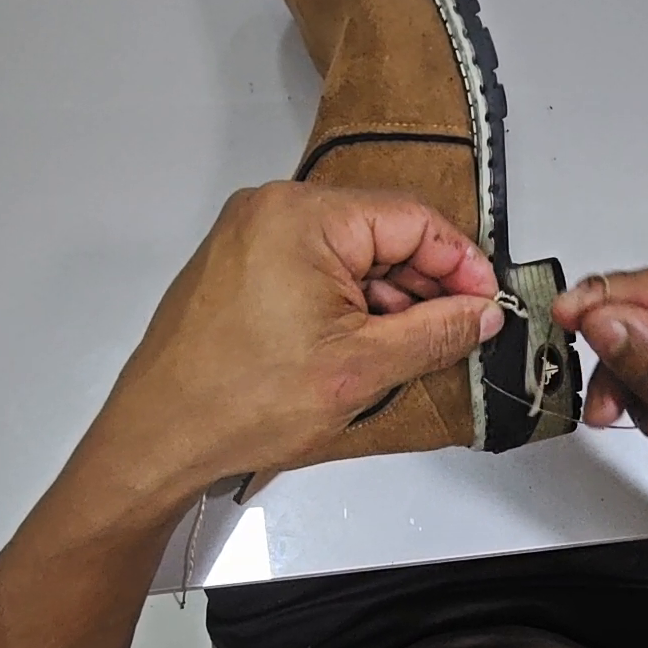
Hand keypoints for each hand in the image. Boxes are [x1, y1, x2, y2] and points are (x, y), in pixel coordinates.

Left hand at [99, 182, 502, 491]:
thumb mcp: (361, 369)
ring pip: (349, 256)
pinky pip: (316, 271)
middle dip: (425, 285)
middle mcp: (272, 211)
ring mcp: (252, 237)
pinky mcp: (242, 268)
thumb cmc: (244, 402)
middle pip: (380, 234)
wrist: (161, 436)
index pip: (411, 219)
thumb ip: (435, 333)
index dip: (460, 262)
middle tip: (457, 331)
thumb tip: (484, 313)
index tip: (487, 302)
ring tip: (411, 349)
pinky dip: (350, 304)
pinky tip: (368, 344)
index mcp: (303, 218)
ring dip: (388, 299)